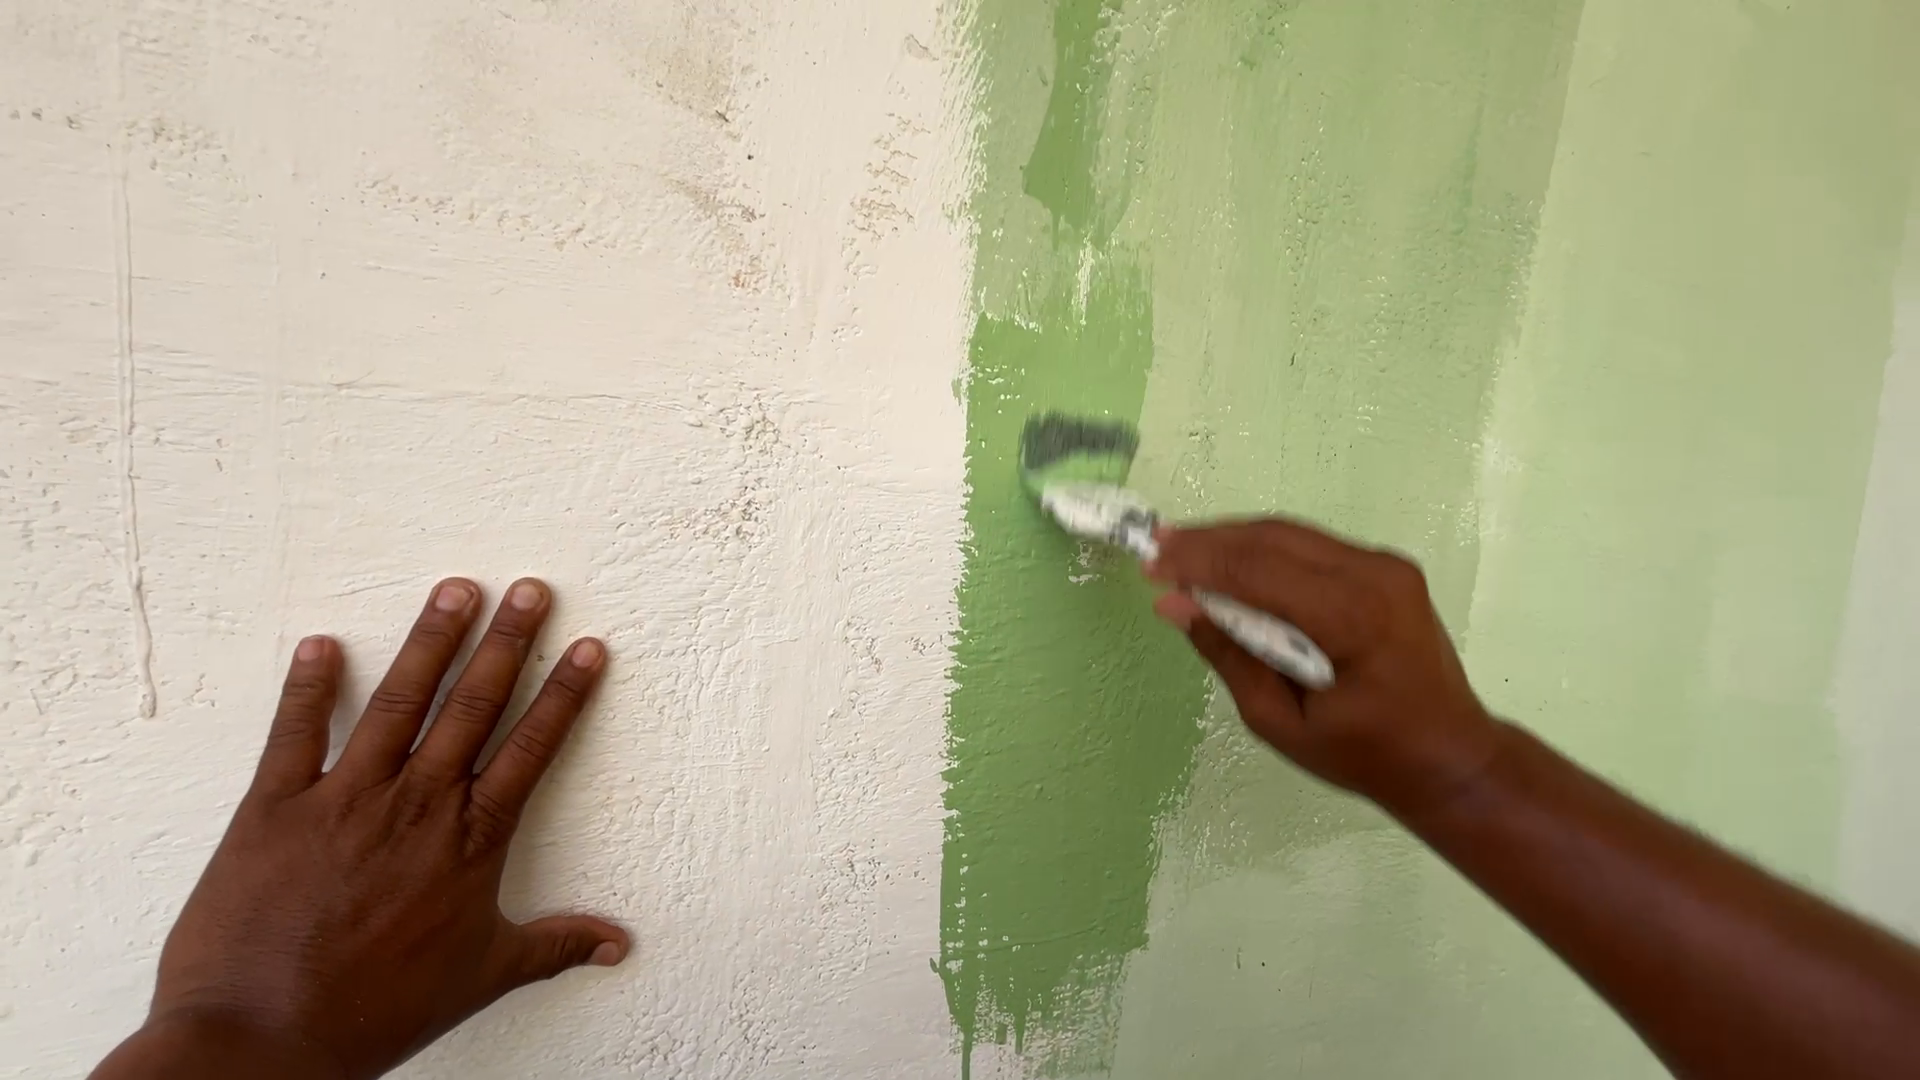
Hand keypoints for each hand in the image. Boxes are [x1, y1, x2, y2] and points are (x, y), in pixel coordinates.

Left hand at [96, 578, 625, 1079]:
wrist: (255, 1049)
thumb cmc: (380, 1009)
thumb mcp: (484, 973)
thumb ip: (557, 945)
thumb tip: (620, 947)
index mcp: (473, 836)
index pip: (533, 745)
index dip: (565, 692)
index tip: (588, 647)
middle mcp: (419, 803)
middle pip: (474, 705)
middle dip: (507, 642)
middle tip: (531, 591)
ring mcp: (346, 800)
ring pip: (399, 704)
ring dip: (430, 642)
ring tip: (456, 591)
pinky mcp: (273, 812)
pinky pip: (292, 738)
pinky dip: (308, 689)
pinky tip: (324, 644)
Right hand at [1146, 521, 1502, 818]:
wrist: (1448, 754)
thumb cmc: (1363, 753)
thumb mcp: (1278, 721)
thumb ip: (1227, 654)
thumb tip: (1174, 604)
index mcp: (1353, 619)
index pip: (1257, 572)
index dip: (1197, 563)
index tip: (1150, 567)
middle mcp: (1373, 576)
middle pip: (1270, 538)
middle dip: (1206, 541)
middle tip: (1155, 547)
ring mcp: (1383, 565)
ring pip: (1287, 533)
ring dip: (1229, 539)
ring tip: (1178, 547)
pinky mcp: (1382, 566)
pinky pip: (1306, 544)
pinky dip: (1259, 548)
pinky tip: (1226, 558)